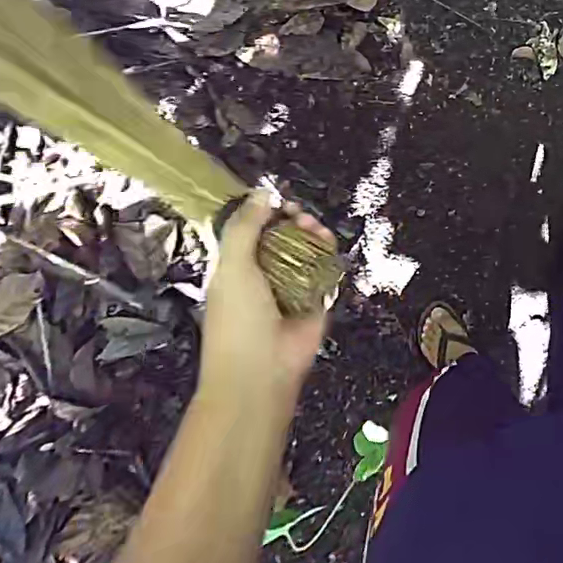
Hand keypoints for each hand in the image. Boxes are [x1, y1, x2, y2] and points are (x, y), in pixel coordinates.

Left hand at [198, 190, 330, 411]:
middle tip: (300, 216)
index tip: (279, 202)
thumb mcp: (232, 266)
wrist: (261, 371)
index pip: (252, 232)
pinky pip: (327, 271)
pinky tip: (329, 246)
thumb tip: (263, 191)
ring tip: (315, 230)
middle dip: (293, 222)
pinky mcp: (318, 300)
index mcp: (236, 268)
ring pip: (308, 251)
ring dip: (313, 235)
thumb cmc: (237, 318)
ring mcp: (293, 288)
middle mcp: (265, 275)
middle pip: (284, 238)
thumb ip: (245, 227)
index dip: (266, 214)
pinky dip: (330, 256)